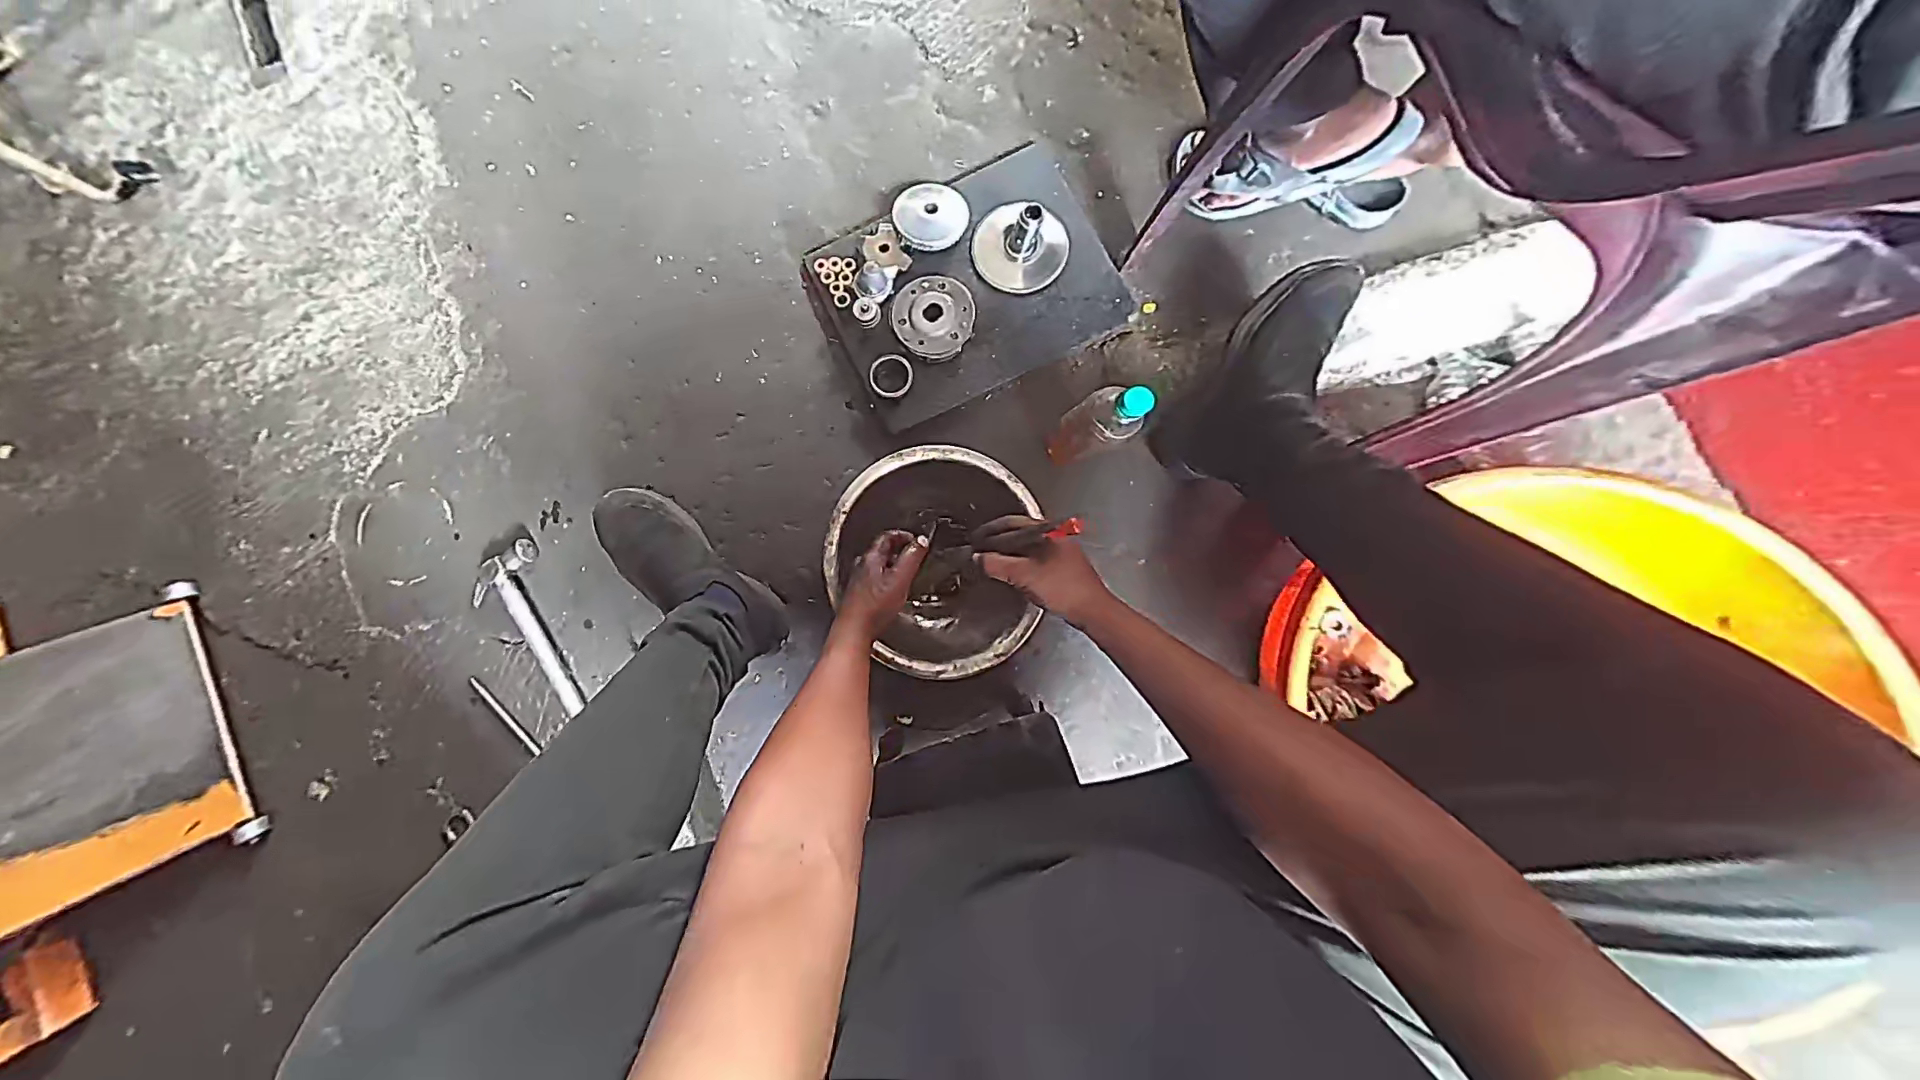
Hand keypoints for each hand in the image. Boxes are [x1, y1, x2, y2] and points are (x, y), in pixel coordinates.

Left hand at [834, 530, 928, 642]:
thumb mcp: (900, 580)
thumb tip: (921, 542)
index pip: (887, 536)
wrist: (854, 631)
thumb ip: (911, 558)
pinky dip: (886, 580)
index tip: (915, 540)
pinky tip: (892, 592)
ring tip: (906, 573)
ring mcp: (858, 581)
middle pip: (882, 550)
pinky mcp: (858, 595)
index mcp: (871, 558)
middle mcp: (861, 567)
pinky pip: (875, 580)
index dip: (904, 536)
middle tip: (913, 555)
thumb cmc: (874, 607)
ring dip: (893, 566)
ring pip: (878, 566)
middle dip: (899, 551)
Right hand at [974, 515, 1114, 625]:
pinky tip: (1013, 574)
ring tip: (992, 562)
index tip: (976, 538)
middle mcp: (1057, 536)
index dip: (991, 530)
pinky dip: (1021, 564)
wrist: (1092, 611)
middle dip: (999, 542)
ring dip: (1010, 554)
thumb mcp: (1024, 575)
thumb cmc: (1065, 589)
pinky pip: (1036, 560)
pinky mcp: (1063, 567)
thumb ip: (998, 565)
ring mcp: (1062, 552)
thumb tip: (978, 558)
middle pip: (1020, 534)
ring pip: (1028, 548)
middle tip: (981, 550)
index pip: (1012, 523)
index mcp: (1049, 531)